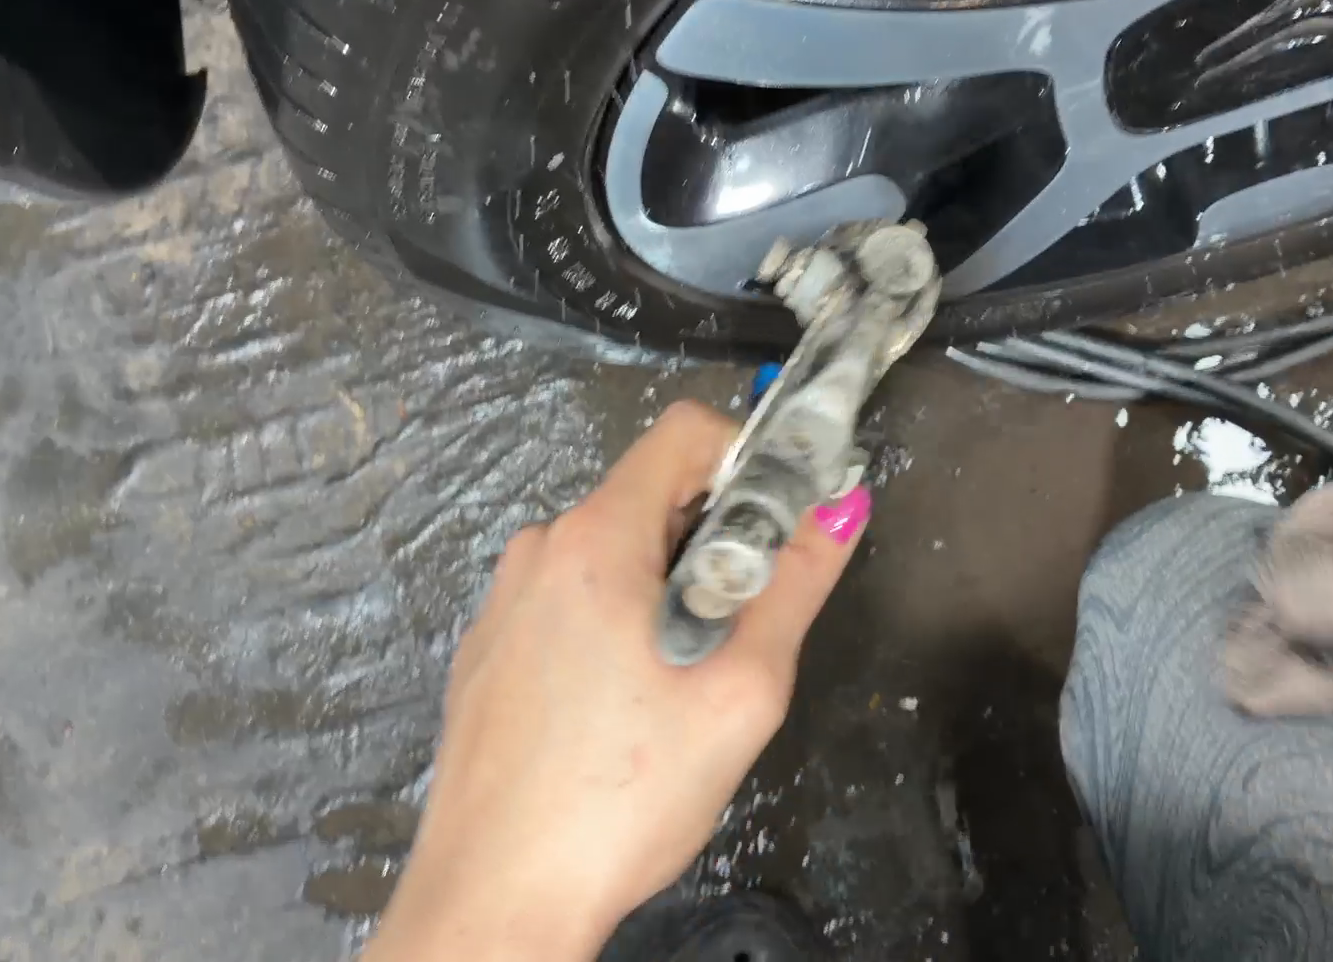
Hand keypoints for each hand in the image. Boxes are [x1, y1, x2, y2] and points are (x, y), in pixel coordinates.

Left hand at [365, 401, 870, 961]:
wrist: (494, 901)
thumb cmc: (628, 793)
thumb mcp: (741, 689)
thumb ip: (797, 583)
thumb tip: (842, 506)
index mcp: (596, 537)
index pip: (683, 432)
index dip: (745, 457)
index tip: (774, 521)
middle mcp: (541, 545)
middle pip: (651, 493)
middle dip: (712, 539)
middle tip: (735, 625)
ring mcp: (507, 593)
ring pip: (615, 547)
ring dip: (666, 585)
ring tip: (678, 676)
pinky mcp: (490, 639)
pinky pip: (572, 592)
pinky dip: (616, 615)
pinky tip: (619, 700)